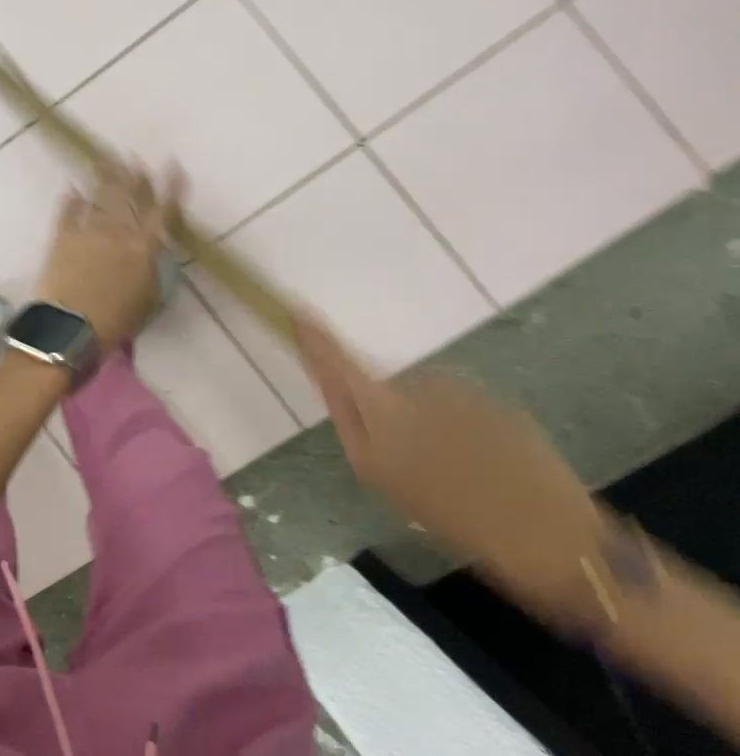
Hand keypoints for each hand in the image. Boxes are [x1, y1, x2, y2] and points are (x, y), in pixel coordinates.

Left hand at [34, 164, 180, 346]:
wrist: (70, 325)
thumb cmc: (115, 320)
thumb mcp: (148, 298)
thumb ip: (152, 269)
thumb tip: (153, 252)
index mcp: (144, 248)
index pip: (163, 211)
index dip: (170, 187)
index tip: (174, 166)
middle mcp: (118, 233)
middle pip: (128, 197)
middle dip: (133, 176)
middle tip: (133, 159)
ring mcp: (88, 232)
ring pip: (99, 198)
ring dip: (104, 179)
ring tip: (105, 162)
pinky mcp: (61, 238)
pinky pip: (67, 213)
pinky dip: (71, 200)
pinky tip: (72, 188)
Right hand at [295, 317, 608, 624]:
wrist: (552, 538)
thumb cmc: (450, 514)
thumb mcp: (378, 474)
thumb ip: (350, 421)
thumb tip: (334, 382)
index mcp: (382, 406)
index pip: (337, 361)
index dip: (315, 337)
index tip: (296, 312)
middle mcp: (421, 386)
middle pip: (385, 387)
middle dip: (386, 411)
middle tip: (404, 462)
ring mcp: (467, 392)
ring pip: (425, 401)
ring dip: (427, 425)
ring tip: (449, 475)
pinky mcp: (505, 406)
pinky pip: (463, 411)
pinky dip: (462, 433)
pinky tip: (480, 471)